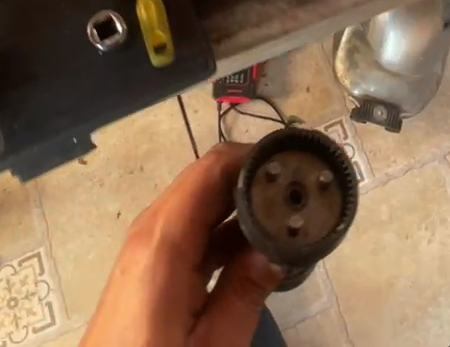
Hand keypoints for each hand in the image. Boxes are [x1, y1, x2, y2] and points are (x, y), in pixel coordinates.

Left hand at [83, 142, 283, 346]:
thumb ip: (244, 294)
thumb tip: (277, 248)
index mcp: (164, 240)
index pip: (212, 169)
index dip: (252, 156)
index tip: (295, 162)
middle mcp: (152, 231)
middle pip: (208, 180)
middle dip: (253, 177)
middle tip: (300, 187)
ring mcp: (148, 249)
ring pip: (202, 204)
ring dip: (242, 202)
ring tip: (289, 211)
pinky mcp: (151, 268)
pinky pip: (193, 230)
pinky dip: (225, 228)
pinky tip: (257, 244)